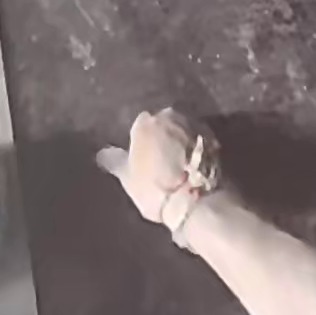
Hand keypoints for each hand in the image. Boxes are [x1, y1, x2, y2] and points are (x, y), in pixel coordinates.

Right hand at [96, 107, 204, 222]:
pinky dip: (196, 148)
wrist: (197, 200)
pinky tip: (194, 166)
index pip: (139, 125)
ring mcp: (193, 124)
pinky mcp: (213, 137)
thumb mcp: (128, 178)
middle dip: (162, 136)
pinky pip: (199, 139)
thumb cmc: (155, 188)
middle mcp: (169, 115)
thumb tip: (102, 153)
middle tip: (162, 160)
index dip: (141, 142)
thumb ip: (114, 161)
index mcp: (146, 122)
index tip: (143, 159)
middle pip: (162, 123)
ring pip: (181, 129)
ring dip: (180, 141)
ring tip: (180, 165)